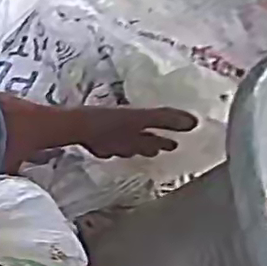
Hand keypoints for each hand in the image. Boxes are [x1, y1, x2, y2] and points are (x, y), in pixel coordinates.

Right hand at [70, 105, 197, 158]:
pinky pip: (104, 145)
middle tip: (159, 148)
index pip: (154, 141)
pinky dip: (109, 144)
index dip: (165, 141)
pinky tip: (105, 142)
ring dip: (130, 148)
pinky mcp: (88, 142)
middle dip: (149, 147)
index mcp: (135, 141)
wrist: (72, 127)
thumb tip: (194, 124)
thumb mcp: (140, 117)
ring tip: (134, 147)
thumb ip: (165, 119)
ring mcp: (104, 145)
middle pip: (139, 148)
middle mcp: (122, 146)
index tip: (175, 143)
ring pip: (122, 148)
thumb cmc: (106, 121)